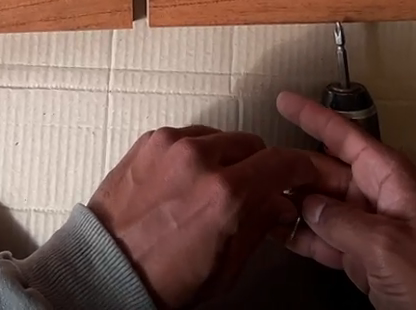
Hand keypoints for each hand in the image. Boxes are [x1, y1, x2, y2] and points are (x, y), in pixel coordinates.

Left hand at [88, 124, 347, 307]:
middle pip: (253, 144)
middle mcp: (200, 159)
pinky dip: (197, 152)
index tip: (309, 171)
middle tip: (255, 189)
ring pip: (221, 137)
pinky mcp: (151, 139)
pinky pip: (189, 136)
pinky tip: (188, 178)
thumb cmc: (165, 280)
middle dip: (260, 166)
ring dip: (228, 157)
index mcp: (225, 195)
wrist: (106, 267)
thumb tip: (281, 203)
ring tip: (215, 186)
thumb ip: (259, 226)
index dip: (303, 166)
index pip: (281, 163)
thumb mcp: (225, 267)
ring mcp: (172, 144)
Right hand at [276, 91, 415, 309]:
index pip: (345, 137)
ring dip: (292, 203)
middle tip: (256, 167)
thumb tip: (306, 205)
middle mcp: (379, 198)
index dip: (314, 117)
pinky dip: (303, 237)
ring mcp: (372, 232)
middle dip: (294, 167)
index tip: (283, 99)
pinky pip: (328, 240)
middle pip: (327, 171)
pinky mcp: (367, 263)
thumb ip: (340, 221)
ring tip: (256, 197)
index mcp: (391, 179)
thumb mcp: (386, 247)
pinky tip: (276, 234)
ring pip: (323, 207)